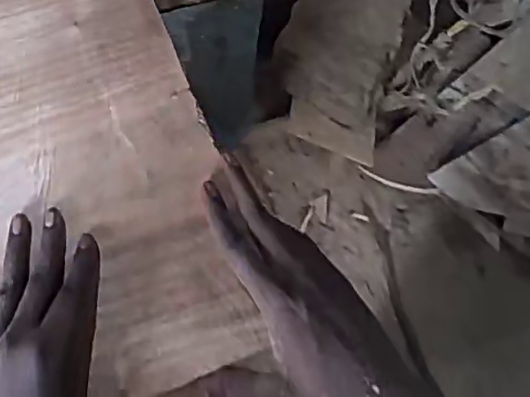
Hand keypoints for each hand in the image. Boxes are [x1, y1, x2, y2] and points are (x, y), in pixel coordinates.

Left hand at [0, 209, 100, 396]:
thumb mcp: (80, 394)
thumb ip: (85, 353)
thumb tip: (102, 328)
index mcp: (53, 351)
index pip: (73, 297)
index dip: (83, 268)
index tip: (87, 238)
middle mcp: (21, 339)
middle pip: (39, 282)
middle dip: (49, 246)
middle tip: (52, 213)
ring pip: (8, 288)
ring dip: (15, 252)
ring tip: (19, 221)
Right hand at [204, 160, 435, 396]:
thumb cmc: (330, 393)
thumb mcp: (281, 390)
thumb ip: (237, 384)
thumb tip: (190, 388)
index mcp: (277, 299)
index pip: (239, 248)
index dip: (219, 217)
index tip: (205, 187)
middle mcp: (296, 277)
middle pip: (261, 222)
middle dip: (240, 188)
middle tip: (223, 156)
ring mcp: (321, 275)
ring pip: (282, 229)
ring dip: (260, 204)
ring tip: (243, 184)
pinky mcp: (339, 281)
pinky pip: (302, 242)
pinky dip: (281, 225)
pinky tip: (279, 229)